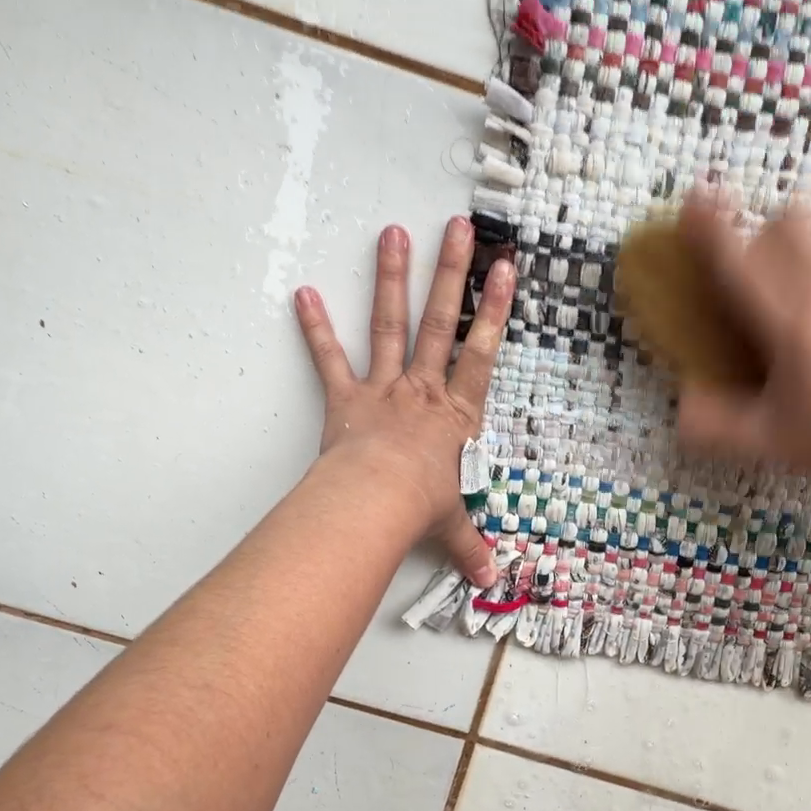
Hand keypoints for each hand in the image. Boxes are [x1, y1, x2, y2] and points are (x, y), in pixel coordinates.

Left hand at [293, 218, 514, 586]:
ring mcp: (384, 389)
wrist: (374, 505)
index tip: (505, 267)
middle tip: (456, 227)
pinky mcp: (347, 399)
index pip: (482, 352)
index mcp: (456, 415)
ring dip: (392, 279)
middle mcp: (423, 391)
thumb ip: (471, 548)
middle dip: (451, 273)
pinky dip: (317, 329)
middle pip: (440, 322)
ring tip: (393, 233)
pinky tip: (305, 294)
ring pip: (391, 326)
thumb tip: (491, 583)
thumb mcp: (453, 530)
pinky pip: (330, 360)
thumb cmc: (419, 510)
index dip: (495, 309)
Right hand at [673, 191, 810, 498]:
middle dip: (766, 238)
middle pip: (789, 224)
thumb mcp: (765, 441)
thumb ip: (711, 422)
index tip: (693, 198)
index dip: (709, 225)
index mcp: (789, 322)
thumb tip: (684, 397)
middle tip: (762, 282)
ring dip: (807, 281)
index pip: (738, 260)